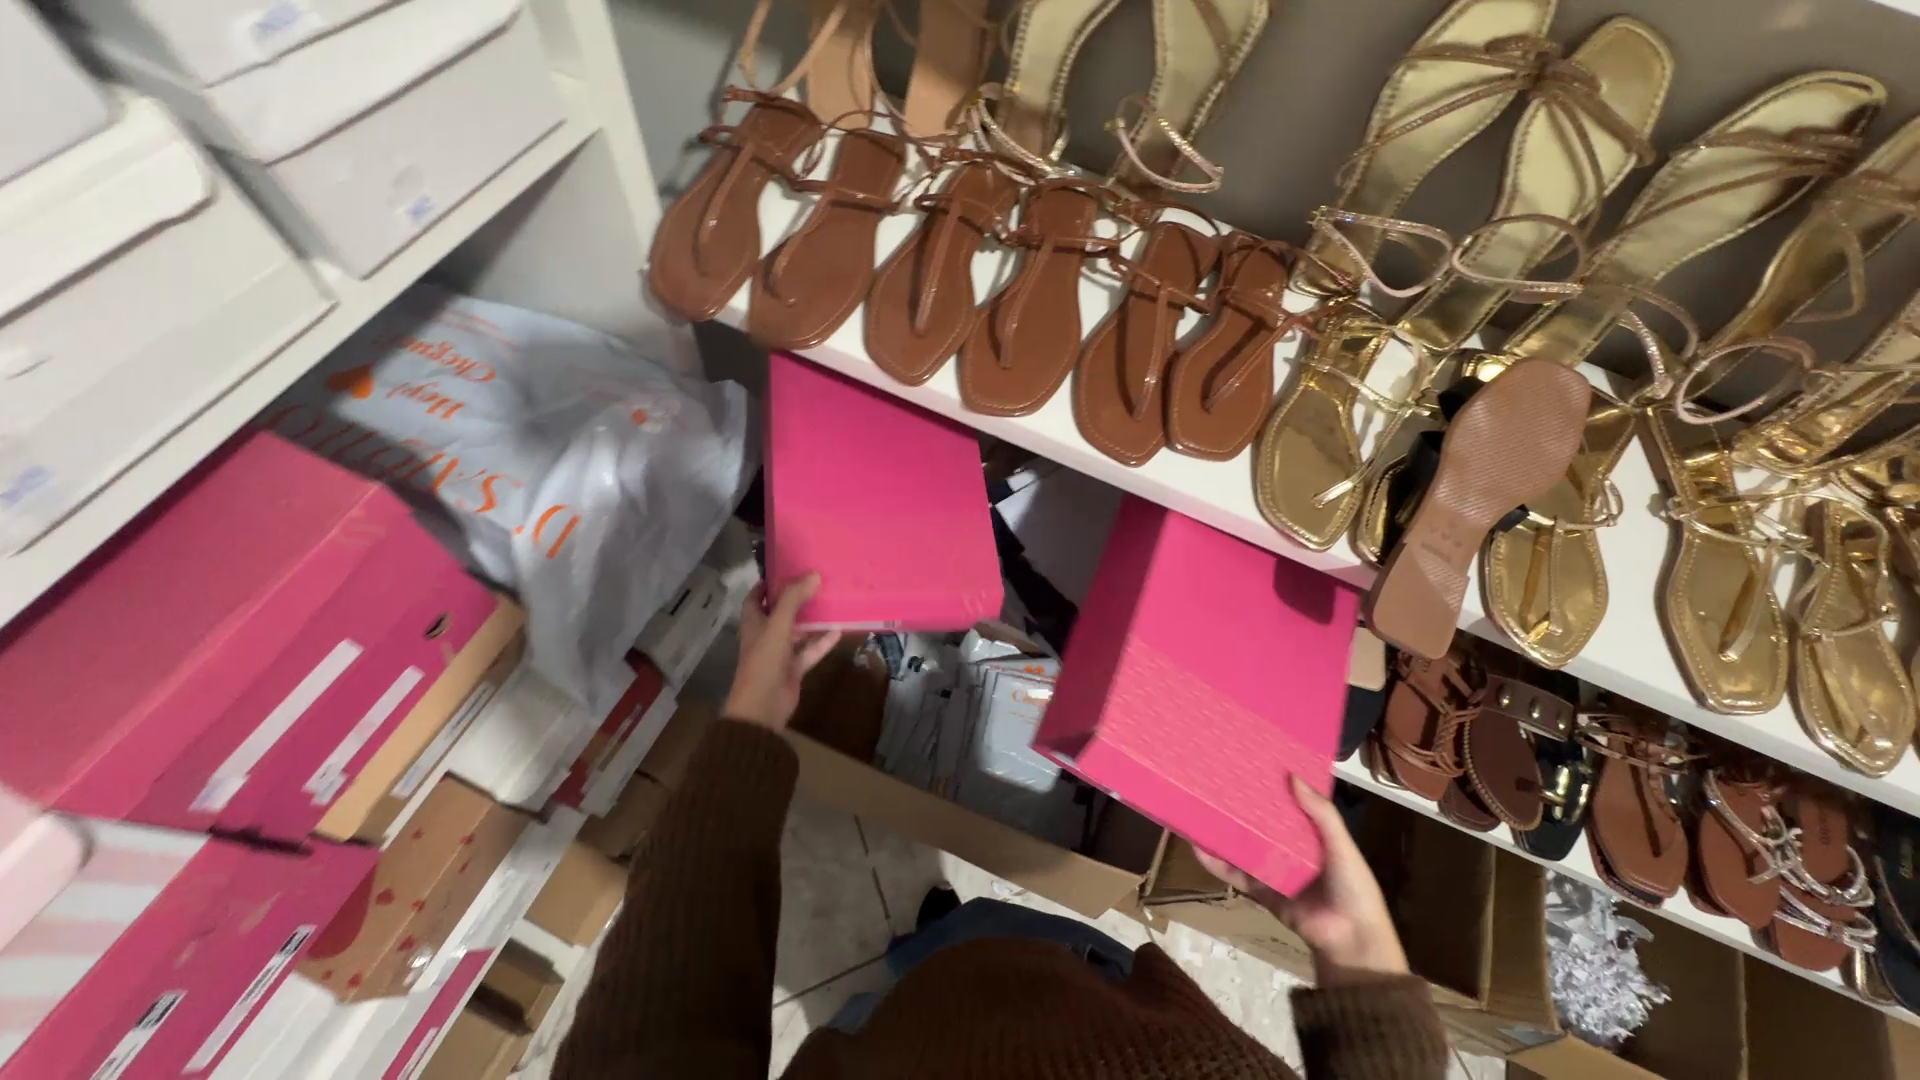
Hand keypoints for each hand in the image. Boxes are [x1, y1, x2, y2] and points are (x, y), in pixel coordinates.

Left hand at [723, 573, 841, 729]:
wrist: (763, 706)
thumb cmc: (764, 661)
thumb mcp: (778, 626)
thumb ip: (794, 599)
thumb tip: (814, 574)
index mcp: (753, 623)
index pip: (756, 597)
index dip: (767, 584)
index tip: (787, 569)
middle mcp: (765, 635)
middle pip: (780, 612)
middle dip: (795, 598)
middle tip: (816, 581)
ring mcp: (780, 653)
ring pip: (798, 631)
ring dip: (811, 619)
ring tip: (830, 601)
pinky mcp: (794, 668)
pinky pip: (810, 651)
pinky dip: (823, 642)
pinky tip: (840, 630)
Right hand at [1195, 777, 1408, 987]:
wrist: (1349, 938)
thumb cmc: (1351, 886)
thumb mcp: (1341, 846)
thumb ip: (1321, 814)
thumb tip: (1292, 776)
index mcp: (1310, 836)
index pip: (1287, 807)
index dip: (1271, 789)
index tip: (1250, 766)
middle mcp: (1288, 850)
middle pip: (1260, 825)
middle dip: (1241, 809)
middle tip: (1216, 786)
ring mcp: (1272, 871)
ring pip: (1242, 848)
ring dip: (1222, 834)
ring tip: (1200, 813)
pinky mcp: (1261, 891)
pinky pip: (1235, 875)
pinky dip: (1216, 864)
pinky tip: (1199, 849)